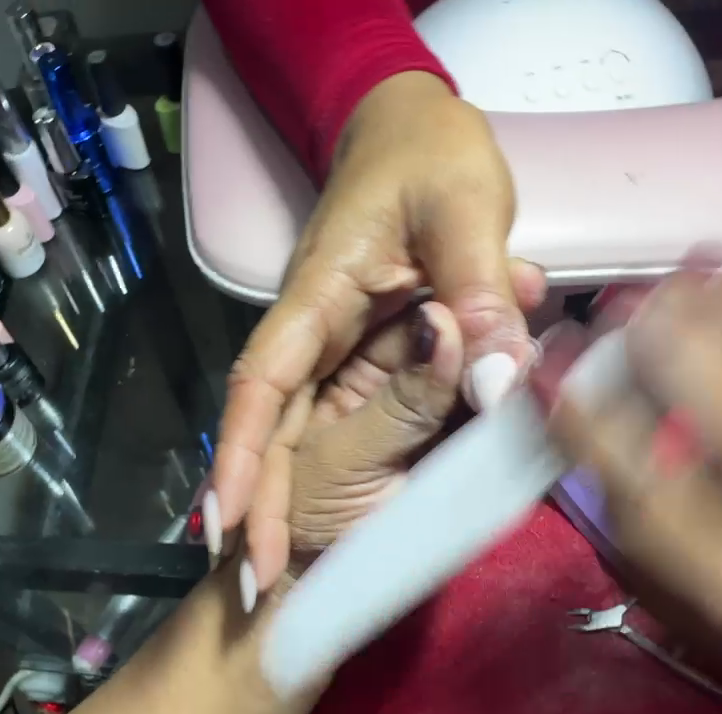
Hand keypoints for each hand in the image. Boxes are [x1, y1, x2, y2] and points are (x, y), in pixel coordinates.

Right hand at [210, 72, 542, 595]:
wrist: (415, 127)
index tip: (224, 527)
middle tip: (260, 578)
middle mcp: (313, 337)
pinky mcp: (366, 360)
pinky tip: (375, 497)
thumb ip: (474, 293)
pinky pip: (369, 412)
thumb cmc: (428, 156)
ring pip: (310, 433)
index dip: (237, 457)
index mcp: (315, 301)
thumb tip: (497, 382)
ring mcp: (335, 352)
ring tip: (281, 564)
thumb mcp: (460, 214)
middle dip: (258, 504)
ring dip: (298, 495)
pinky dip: (370, 456)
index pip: (261, 385)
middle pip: (273, 429)